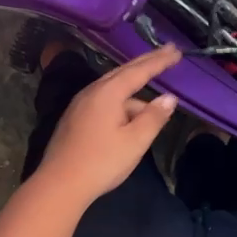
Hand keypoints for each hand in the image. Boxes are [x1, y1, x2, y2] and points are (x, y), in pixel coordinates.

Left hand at [33, 45, 181, 203]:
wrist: (59, 185)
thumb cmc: (101, 162)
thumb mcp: (135, 141)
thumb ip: (154, 117)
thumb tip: (169, 98)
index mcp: (108, 93)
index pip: (139, 70)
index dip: (159, 60)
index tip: (177, 50)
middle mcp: (92, 92)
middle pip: (123, 72)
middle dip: (147, 63)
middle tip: (168, 54)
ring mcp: (80, 105)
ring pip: (113, 90)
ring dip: (134, 90)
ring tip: (153, 105)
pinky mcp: (74, 119)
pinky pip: (104, 101)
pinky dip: (121, 101)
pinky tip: (128, 117)